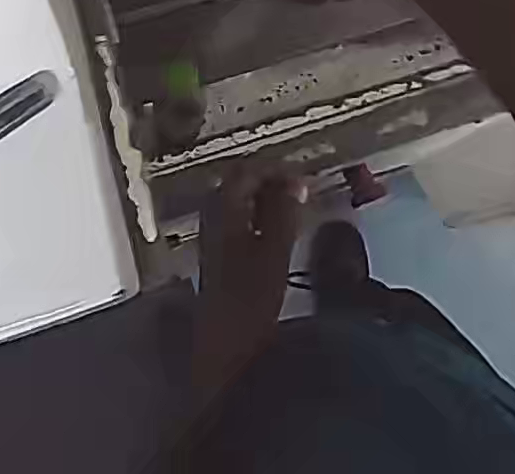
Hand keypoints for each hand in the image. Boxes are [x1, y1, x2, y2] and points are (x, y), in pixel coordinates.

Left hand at [191, 168, 304, 396]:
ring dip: (264, 196)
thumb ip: (284, 212)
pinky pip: (238, 216)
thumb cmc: (249, 297)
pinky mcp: (217, 250)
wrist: (224, 345)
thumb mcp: (274, 251)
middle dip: (269, 179)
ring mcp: (212, 231)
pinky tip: (277, 227)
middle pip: (239, 181)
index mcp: (222, 207)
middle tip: (301, 187)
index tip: (302, 175)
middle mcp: (212, 213)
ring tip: (294, 204)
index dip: (274, 168)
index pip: (247, 170)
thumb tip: (296, 181)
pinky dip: (258, 213)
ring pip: (238, 199)